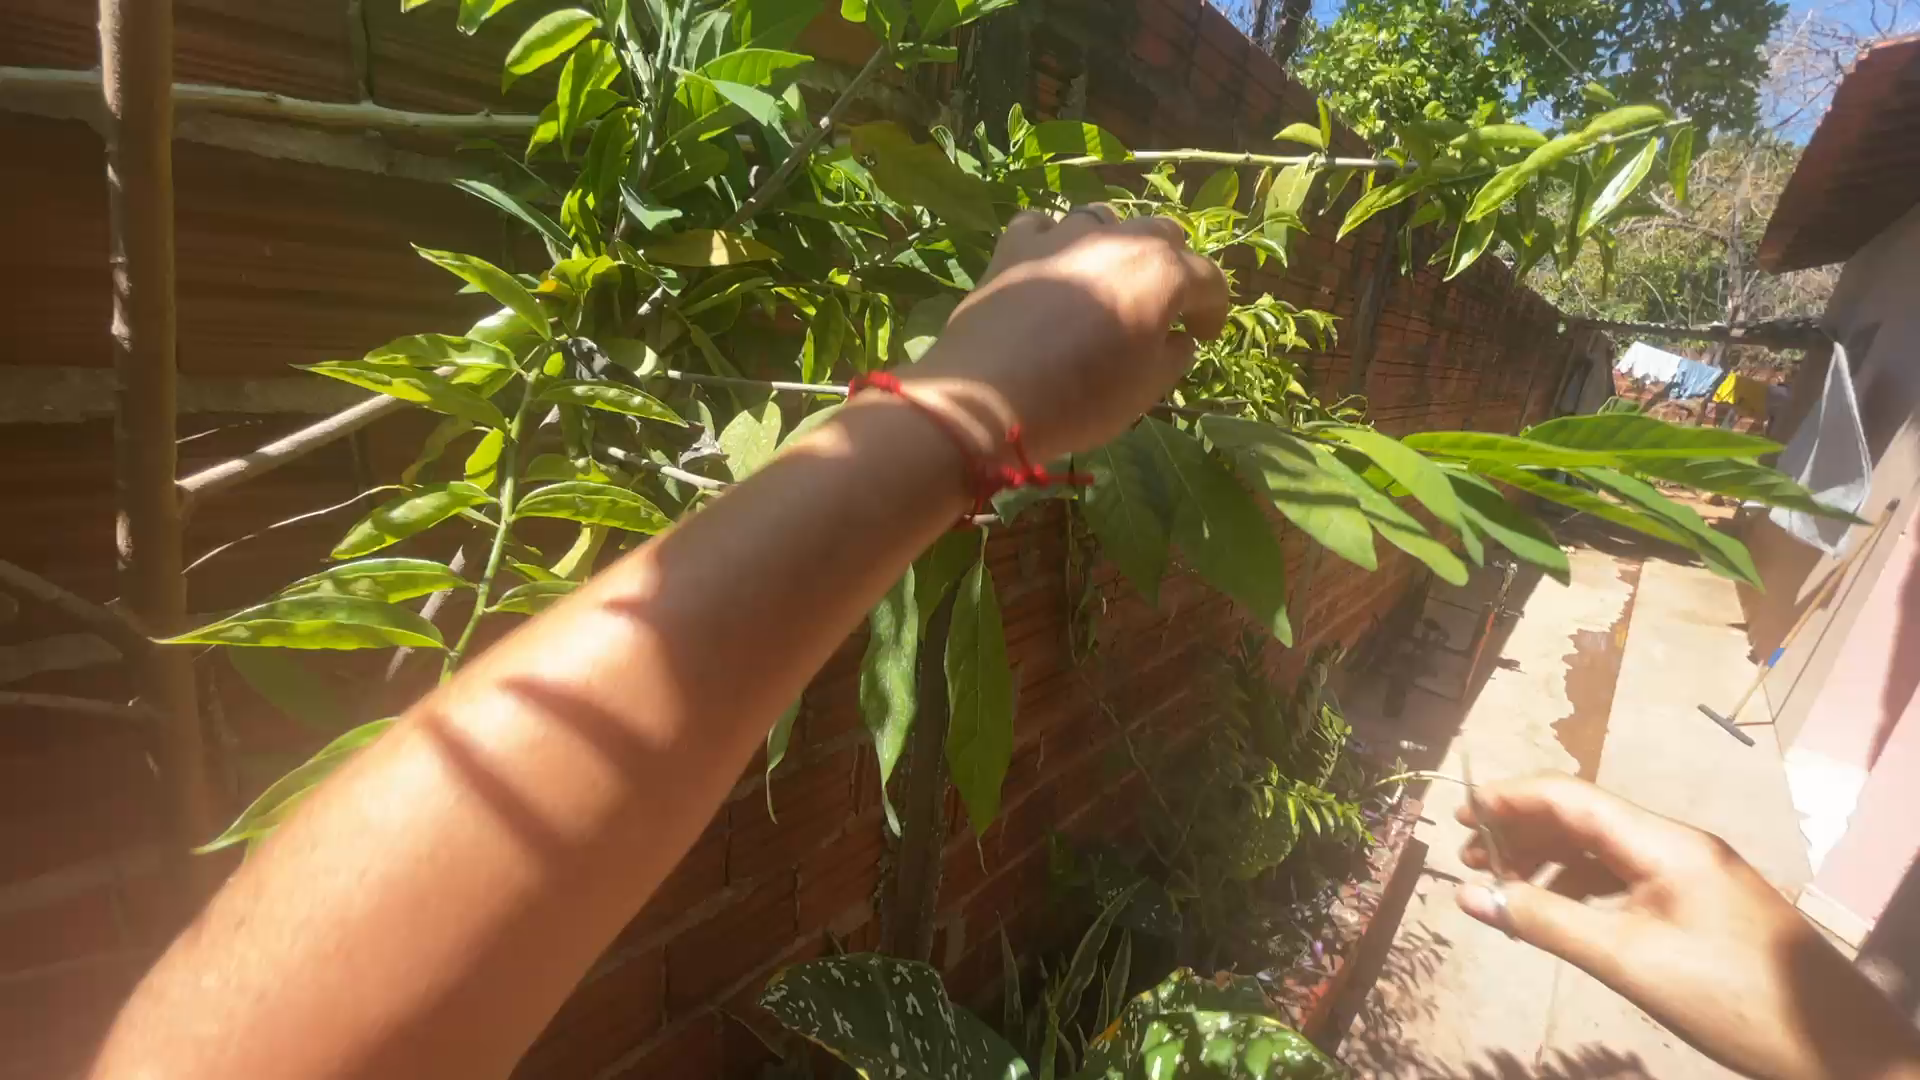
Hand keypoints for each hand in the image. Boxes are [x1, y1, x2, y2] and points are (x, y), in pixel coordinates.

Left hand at [904, 204, 1230, 462]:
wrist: (989, 398)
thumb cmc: (1080, 401)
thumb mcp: (1145, 391)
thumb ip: (1173, 357)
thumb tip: (1178, 338)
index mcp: (1164, 273)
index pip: (1209, 281)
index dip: (1213, 310)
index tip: (1203, 335)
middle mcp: (1119, 239)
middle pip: (1160, 236)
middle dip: (1170, 268)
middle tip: (1160, 305)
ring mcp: (1063, 236)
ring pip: (1103, 219)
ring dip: (1115, 244)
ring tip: (1106, 278)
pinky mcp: (1015, 246)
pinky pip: (1042, 226)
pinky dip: (1054, 241)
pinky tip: (1051, 265)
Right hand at [1456, 772, 1919, 1079]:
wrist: (1860, 1065)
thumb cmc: (1739, 1001)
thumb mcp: (1628, 961)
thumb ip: (1542, 919)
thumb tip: (1465, 894)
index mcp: (1663, 843)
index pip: (1567, 796)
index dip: (1506, 798)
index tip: (1458, 816)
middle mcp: (1674, 843)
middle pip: (1577, 815)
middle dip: (1518, 830)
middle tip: (1469, 857)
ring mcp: (1689, 871)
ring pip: (1595, 844)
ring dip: (1543, 857)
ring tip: (1502, 884)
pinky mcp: (1698, 900)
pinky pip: (1618, 873)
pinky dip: (1574, 881)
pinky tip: (1554, 907)